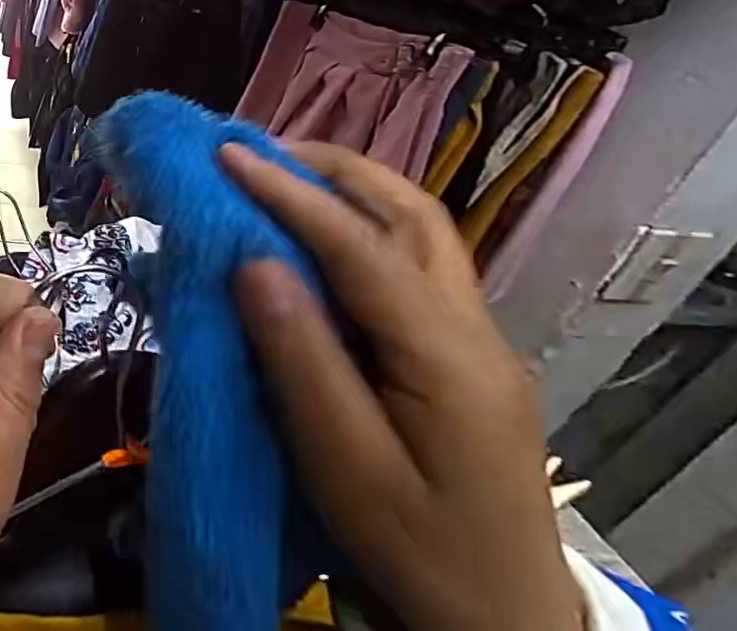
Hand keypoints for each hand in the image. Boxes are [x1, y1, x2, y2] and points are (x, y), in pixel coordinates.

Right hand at [219, 142, 582, 630]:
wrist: (507, 627)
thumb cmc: (420, 555)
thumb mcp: (347, 470)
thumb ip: (303, 360)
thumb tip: (254, 261)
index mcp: (445, 353)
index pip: (360, 245)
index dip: (291, 193)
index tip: (229, 155)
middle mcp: (471, 323)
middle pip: (410, 211)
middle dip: (333, 169)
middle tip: (263, 154)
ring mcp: (475, 332)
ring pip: (420, 226)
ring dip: (354, 188)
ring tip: (288, 179)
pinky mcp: (464, 347)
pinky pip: (414, 259)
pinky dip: (364, 224)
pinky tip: (327, 236)